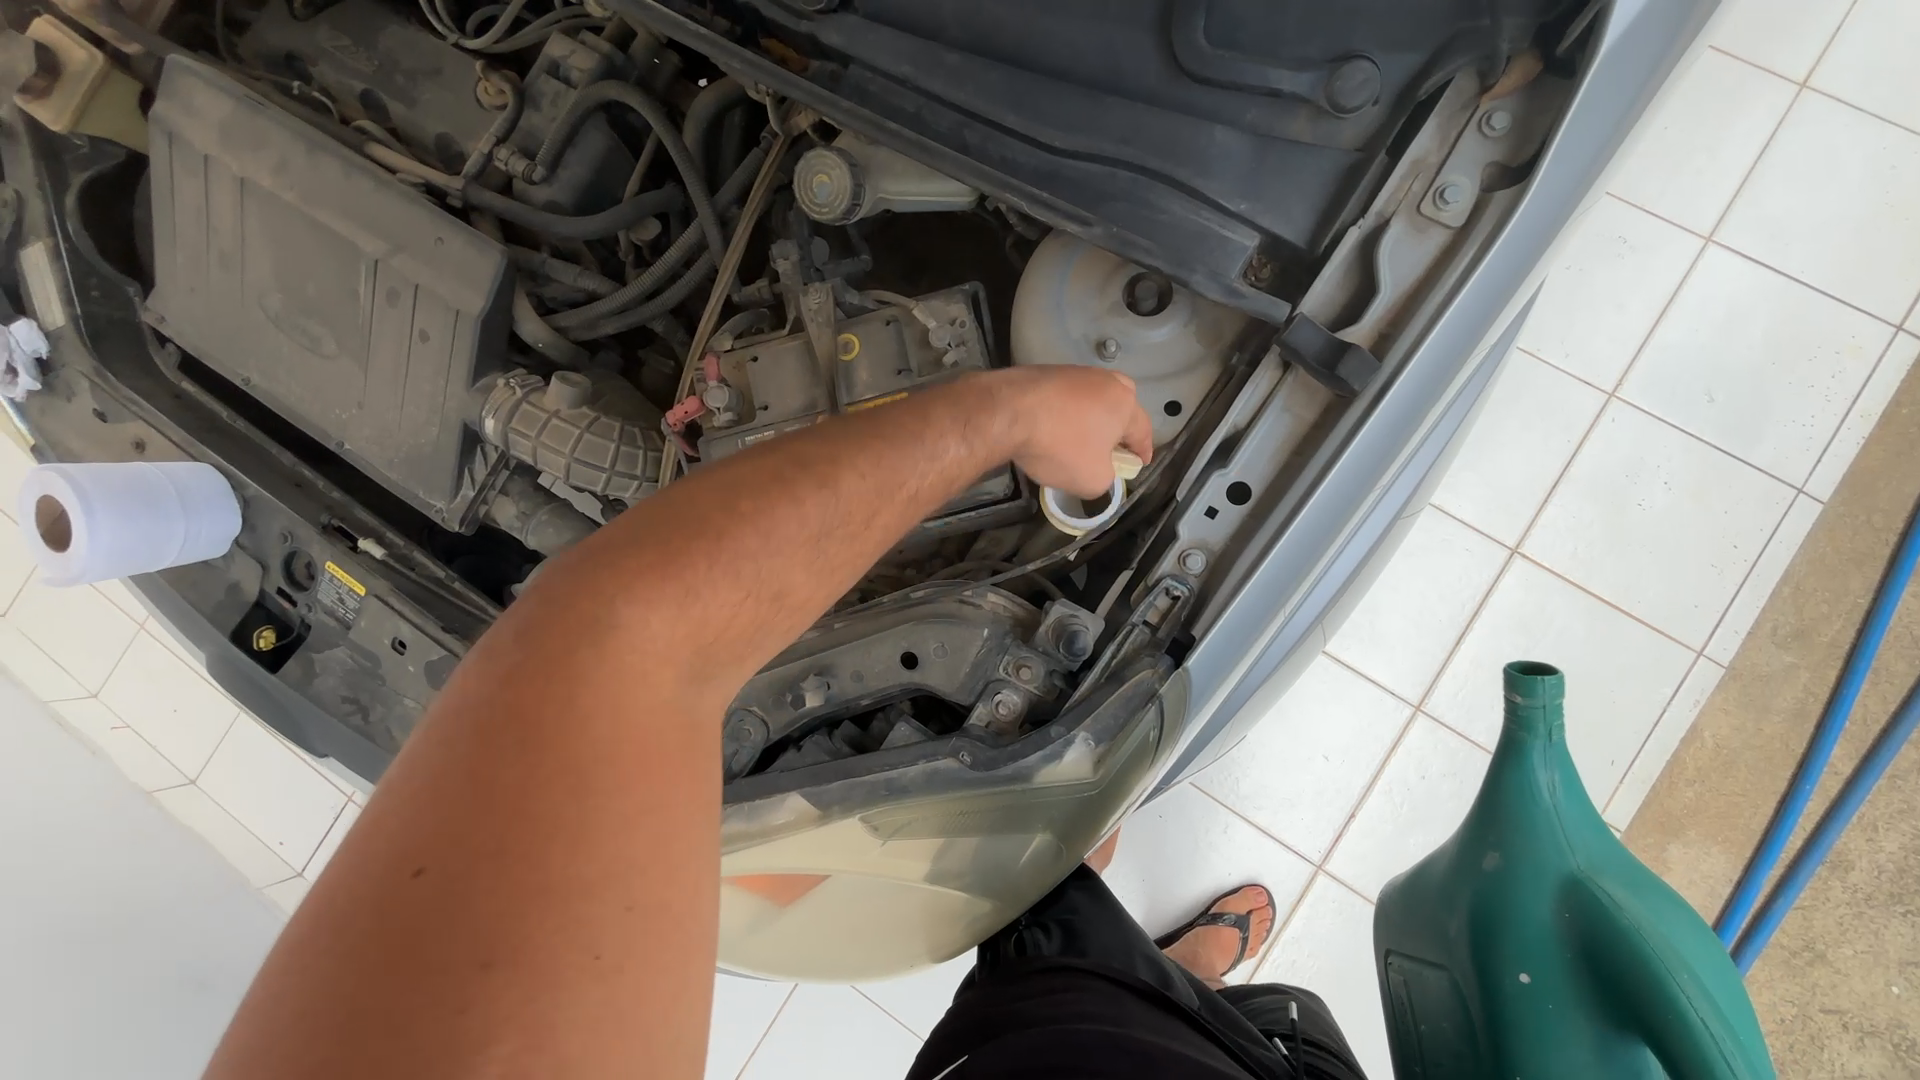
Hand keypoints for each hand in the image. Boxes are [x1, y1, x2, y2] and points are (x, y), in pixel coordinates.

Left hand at [981, 367, 1154, 498]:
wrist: (1007, 412)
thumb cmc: (1059, 447)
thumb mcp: (1092, 480)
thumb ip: (1107, 478)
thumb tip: (1101, 470)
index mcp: (1125, 404)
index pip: (1143, 432)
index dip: (1142, 452)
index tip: (1139, 465)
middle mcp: (1105, 381)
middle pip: (1121, 406)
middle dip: (1119, 428)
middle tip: (1109, 448)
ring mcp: (1075, 372)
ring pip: (1092, 400)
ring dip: (1089, 419)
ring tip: (1075, 441)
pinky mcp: (1047, 372)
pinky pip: (1065, 397)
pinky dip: (1063, 413)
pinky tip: (1050, 428)